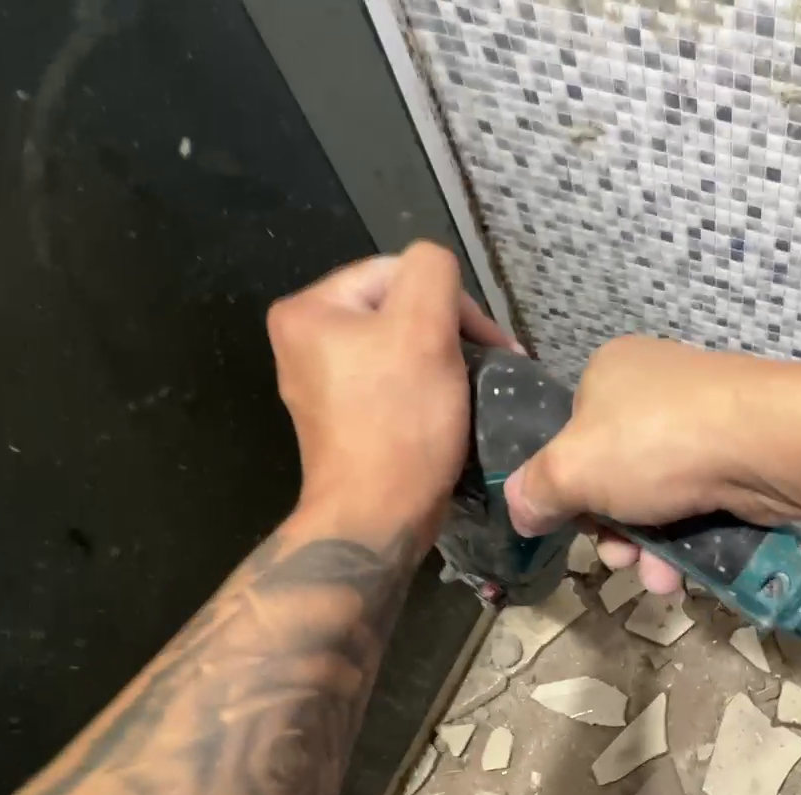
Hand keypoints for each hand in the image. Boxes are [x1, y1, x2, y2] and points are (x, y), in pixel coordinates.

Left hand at [267, 242, 516, 533]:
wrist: (377, 516)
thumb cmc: (401, 423)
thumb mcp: (425, 329)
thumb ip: (433, 273)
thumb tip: (439, 274)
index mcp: (311, 309)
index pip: (398, 273)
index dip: (454, 302)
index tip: (496, 345)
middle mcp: (304, 340)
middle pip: (398, 310)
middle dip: (449, 334)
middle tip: (494, 366)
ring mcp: (322, 383)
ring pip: (400, 349)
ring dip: (444, 363)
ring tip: (478, 388)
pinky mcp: (345, 419)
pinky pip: (393, 385)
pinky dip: (426, 391)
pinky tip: (451, 410)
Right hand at [504, 337, 800, 594]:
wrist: (766, 443)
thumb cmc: (655, 443)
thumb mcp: (572, 470)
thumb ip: (535, 491)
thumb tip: (518, 508)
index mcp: (610, 375)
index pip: (573, 437)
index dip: (570, 490)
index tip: (576, 527)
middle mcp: (657, 390)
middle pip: (616, 474)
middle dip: (614, 531)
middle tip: (619, 562)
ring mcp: (704, 421)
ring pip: (660, 497)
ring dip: (651, 548)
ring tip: (658, 581)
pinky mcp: (741, 454)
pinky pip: (700, 501)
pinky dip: (688, 538)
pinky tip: (685, 574)